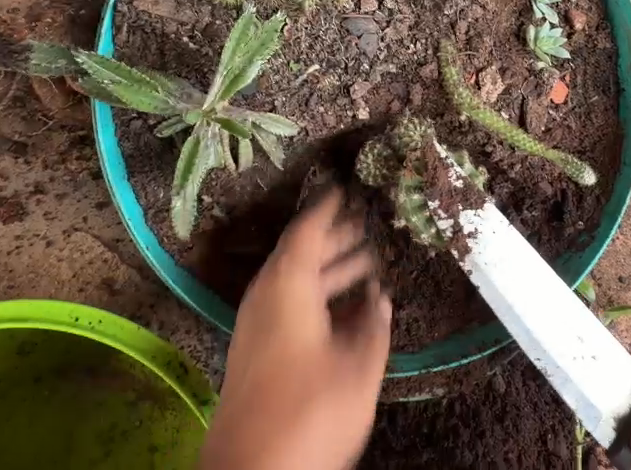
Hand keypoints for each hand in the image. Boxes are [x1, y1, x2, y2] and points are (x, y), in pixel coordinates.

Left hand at [198, 188, 391, 469]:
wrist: (250, 469)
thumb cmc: (307, 410)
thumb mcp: (356, 368)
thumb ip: (372, 326)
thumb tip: (380, 297)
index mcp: (287, 284)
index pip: (307, 230)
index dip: (328, 207)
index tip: (346, 188)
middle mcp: (267, 294)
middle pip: (301, 253)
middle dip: (335, 239)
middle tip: (366, 225)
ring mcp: (258, 323)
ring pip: (296, 281)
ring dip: (329, 270)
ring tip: (367, 263)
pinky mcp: (258, 349)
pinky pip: (290, 304)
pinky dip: (318, 296)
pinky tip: (346, 310)